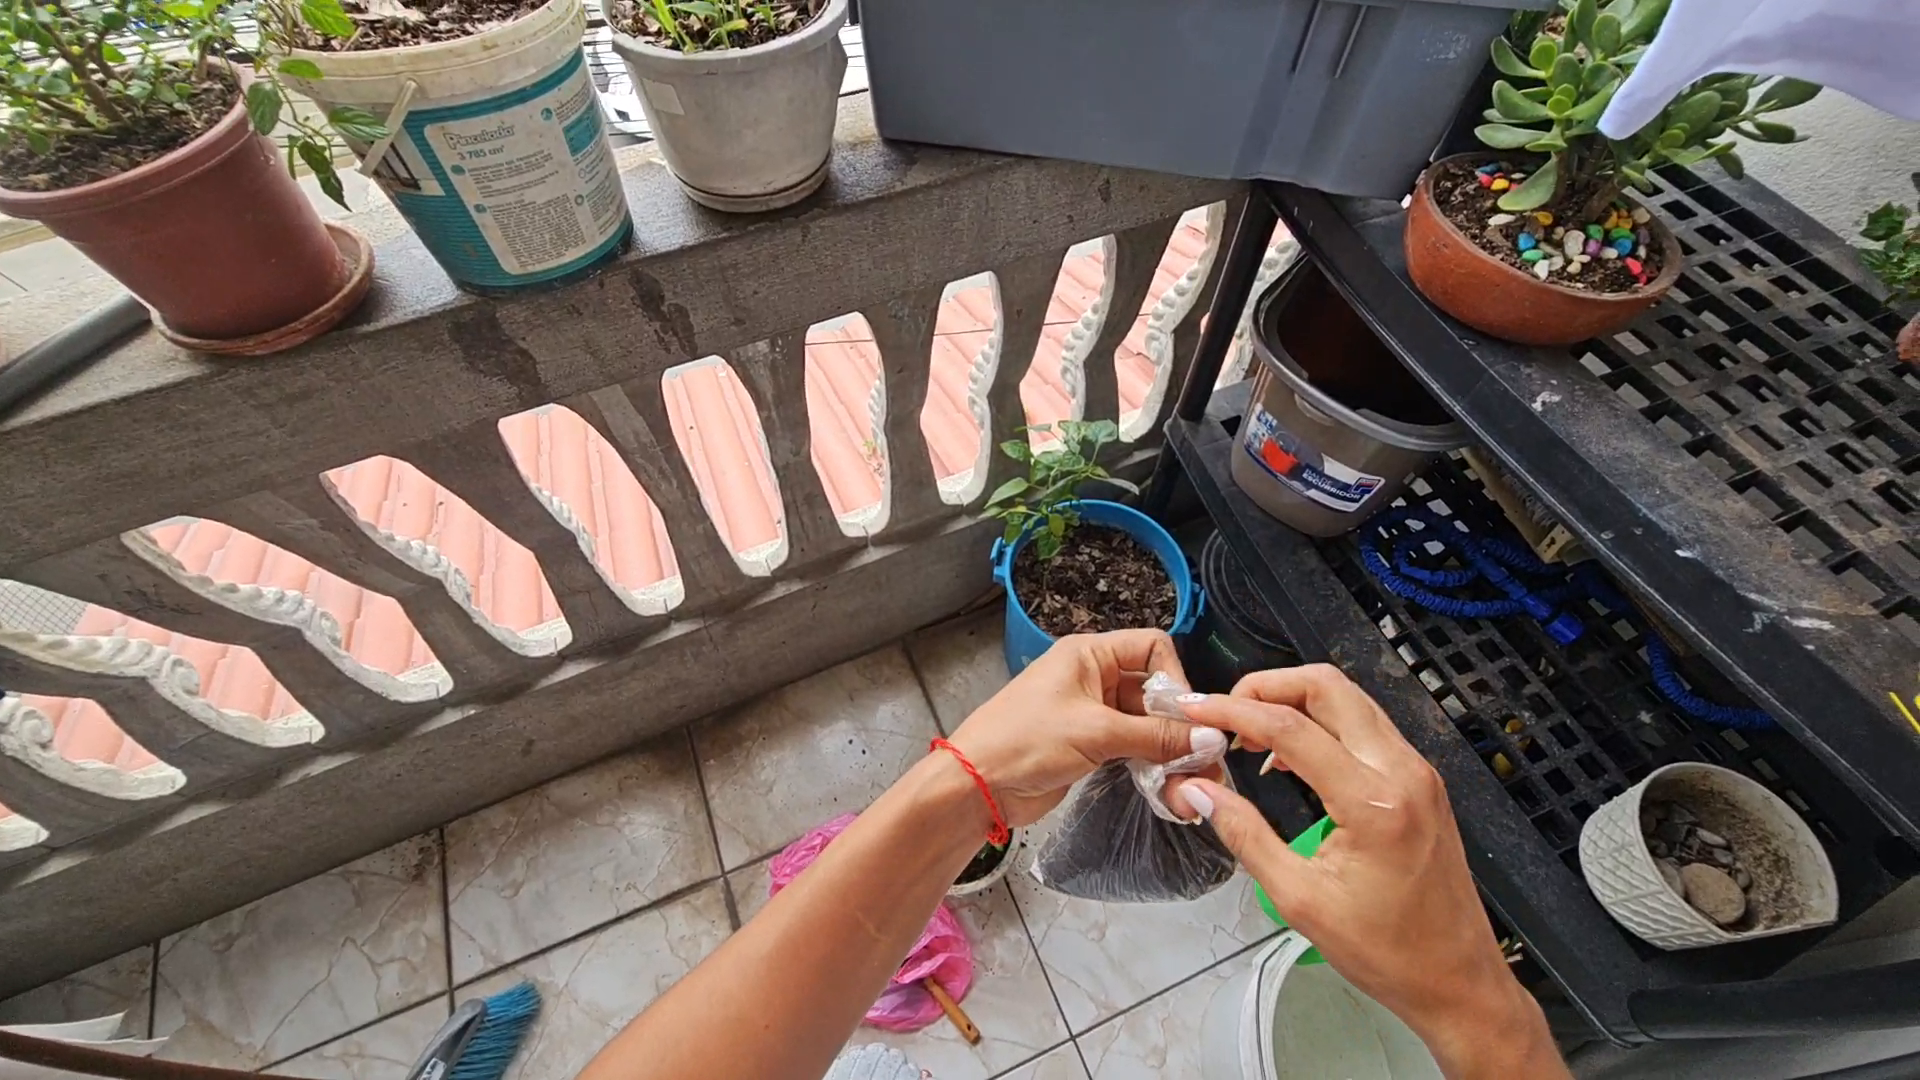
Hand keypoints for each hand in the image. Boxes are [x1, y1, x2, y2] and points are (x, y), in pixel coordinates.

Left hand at [945, 629, 1225, 826]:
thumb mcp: (1095, 732)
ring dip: (1169, 750)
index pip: (1151, 647)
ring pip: (1147, 724)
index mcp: (1090, 655)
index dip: (1175, 677)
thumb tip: (1209, 737)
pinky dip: (1151, 765)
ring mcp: (1093, 713)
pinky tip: (1168, 788)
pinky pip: (1134, 748)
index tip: (1190, 717)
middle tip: (1204, 758)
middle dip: (1179, 723)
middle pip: (1154, 690)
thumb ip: (1155, 735)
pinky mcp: (1091, 745)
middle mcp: (1094, 678)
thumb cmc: (1025, 741)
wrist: (978, 784)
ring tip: (1190, 779)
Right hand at [1166, 665, 1565, 1078]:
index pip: (1289, 728)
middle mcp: (1402, 771)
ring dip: (1290, 700)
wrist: (1462, 983)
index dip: (1232, 710)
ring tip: (1249, 733)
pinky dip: (1316, 721)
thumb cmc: (1387, 952)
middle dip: (1265, 686)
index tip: (1194, 708)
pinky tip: (1286, 755)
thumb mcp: (1299, 900)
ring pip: (1346, 697)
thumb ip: (1244, 834)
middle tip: (1225, 712)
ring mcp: (1416, 770)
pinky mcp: (1418, 777)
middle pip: (1326, 685)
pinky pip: (1360, 724)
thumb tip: (1199, 790)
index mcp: (1374, 803)